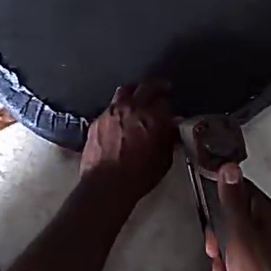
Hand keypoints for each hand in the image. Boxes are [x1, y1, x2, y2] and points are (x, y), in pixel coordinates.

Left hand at [80, 80, 175, 199]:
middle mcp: (133, 107)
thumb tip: (171, 127)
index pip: (165, 98)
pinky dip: (119, 108)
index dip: (169, 100)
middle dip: (156, 86)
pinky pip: (111, 106)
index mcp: (154, 117)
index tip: (170, 103)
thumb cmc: (140, 175)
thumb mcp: (164, 159)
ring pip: (125, 90)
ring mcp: (113, 111)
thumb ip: (168, 138)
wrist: (106, 184)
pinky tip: (120, 118)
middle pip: (147, 85)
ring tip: (137, 97)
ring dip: (134, 91)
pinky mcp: (98, 119)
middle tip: (161, 88)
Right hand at [206, 167, 270, 270]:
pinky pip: (242, 257)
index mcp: (267, 212)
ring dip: (222, 252)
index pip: (241, 188)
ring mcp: (269, 246)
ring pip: (236, 238)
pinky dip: (231, 265)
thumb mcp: (239, 234)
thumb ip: (232, 201)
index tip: (208, 215)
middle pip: (236, 215)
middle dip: (219, 232)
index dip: (221, 198)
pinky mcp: (265, 265)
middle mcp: (270, 225)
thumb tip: (229, 164)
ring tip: (220, 269)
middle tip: (213, 250)